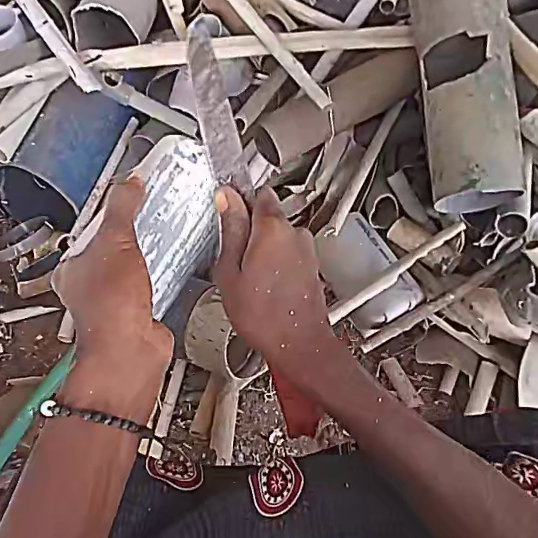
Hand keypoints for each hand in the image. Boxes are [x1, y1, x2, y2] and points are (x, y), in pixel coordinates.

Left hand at [53, 176, 173, 382]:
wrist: (131, 349)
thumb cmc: (109, 307)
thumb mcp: (116, 242)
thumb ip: (122, 209)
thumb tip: (129, 183)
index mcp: (71, 268)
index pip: (89, 230)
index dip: (109, 213)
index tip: (129, 198)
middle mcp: (88, 287)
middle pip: (112, 249)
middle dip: (131, 236)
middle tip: (149, 218)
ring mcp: (113, 301)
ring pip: (131, 268)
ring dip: (146, 258)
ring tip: (160, 241)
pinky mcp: (137, 312)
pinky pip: (149, 285)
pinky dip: (159, 277)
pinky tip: (167, 270)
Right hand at [211, 186, 351, 390]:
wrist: (298, 345)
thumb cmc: (264, 316)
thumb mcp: (230, 272)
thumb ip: (230, 230)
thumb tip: (226, 200)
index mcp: (272, 228)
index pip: (256, 193)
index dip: (238, 200)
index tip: (225, 210)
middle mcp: (295, 233)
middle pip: (268, 216)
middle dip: (249, 230)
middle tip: (231, 257)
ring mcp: (306, 250)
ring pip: (278, 238)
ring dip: (263, 250)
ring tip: (247, 278)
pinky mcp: (311, 267)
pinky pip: (287, 256)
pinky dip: (275, 265)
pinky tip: (263, 288)